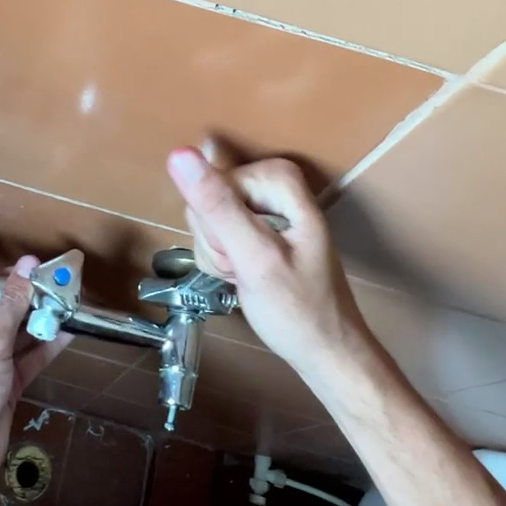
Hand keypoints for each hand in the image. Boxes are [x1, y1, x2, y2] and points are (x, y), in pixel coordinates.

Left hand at [0, 257, 70, 505]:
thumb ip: (12, 304)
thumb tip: (26, 265)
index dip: (13, 277)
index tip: (41, 268)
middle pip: (8, 309)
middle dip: (34, 299)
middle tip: (64, 287)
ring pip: (22, 333)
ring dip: (45, 321)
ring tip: (71, 306)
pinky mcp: (8, 383)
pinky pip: (31, 358)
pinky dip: (48, 347)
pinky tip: (67, 334)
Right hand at [166, 147, 369, 379]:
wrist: (325, 351)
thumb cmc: (298, 311)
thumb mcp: (254, 257)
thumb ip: (216, 205)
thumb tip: (179, 154)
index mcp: (278, 177)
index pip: (212, 182)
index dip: (216, 223)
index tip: (242, 255)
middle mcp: (271, 181)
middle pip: (208, 196)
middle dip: (217, 240)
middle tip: (246, 267)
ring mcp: (262, 202)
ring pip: (206, 216)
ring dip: (218, 254)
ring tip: (248, 274)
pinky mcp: (255, 222)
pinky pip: (214, 231)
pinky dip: (222, 260)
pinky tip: (245, 275)